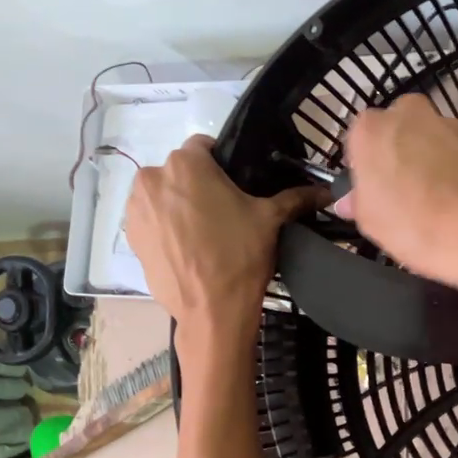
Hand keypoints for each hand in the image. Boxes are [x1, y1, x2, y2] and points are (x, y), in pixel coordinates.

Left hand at [124, 134, 326, 331]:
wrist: (211, 311)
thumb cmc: (240, 256)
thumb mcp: (271, 221)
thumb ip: (295, 198)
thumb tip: (326, 192)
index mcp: (185, 163)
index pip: (204, 147)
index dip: (223, 165)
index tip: (236, 188)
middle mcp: (152, 177)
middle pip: (180, 173)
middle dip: (199, 187)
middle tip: (225, 216)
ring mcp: (136, 209)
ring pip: (163, 197)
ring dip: (179, 208)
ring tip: (205, 236)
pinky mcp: (131, 237)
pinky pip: (152, 223)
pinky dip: (167, 231)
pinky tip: (188, 252)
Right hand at [339, 95, 457, 296]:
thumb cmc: (420, 229)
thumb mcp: (373, 224)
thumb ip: (358, 202)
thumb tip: (351, 200)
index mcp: (373, 128)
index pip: (357, 142)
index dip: (365, 171)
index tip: (374, 196)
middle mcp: (412, 113)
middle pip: (396, 136)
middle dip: (398, 161)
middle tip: (403, 201)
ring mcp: (452, 125)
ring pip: (430, 144)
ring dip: (430, 167)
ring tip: (437, 208)